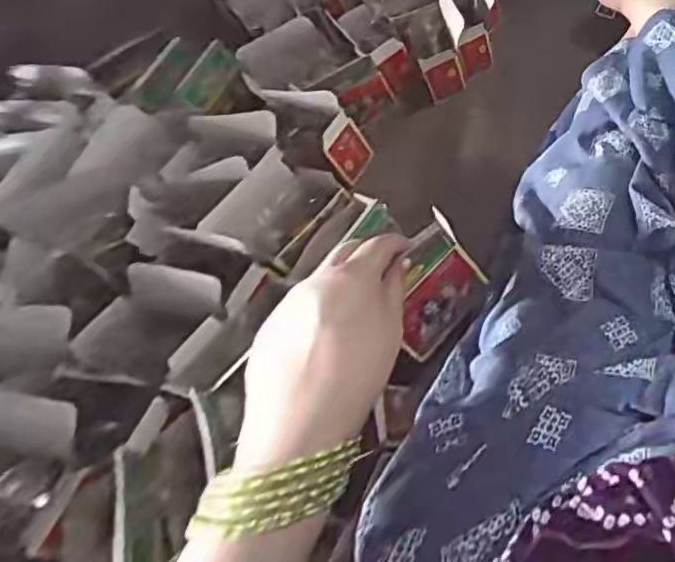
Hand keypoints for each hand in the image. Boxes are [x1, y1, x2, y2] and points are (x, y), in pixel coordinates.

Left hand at [233, 233, 409, 468]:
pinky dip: (318, 306)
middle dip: (366, 254)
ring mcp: (288, 302)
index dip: (396, 243)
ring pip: (321, 277)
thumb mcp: (391, 330)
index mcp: (351, 276)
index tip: (406, 250)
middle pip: (346, 250)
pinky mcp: (268, 327)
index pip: (379, 243)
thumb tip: (396, 266)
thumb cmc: (356, 377)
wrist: (295, 431)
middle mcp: (316, 279)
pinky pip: (301, 304)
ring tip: (354, 307)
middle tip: (383, 270)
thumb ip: (394, 289)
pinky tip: (324, 336)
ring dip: (341, 280)